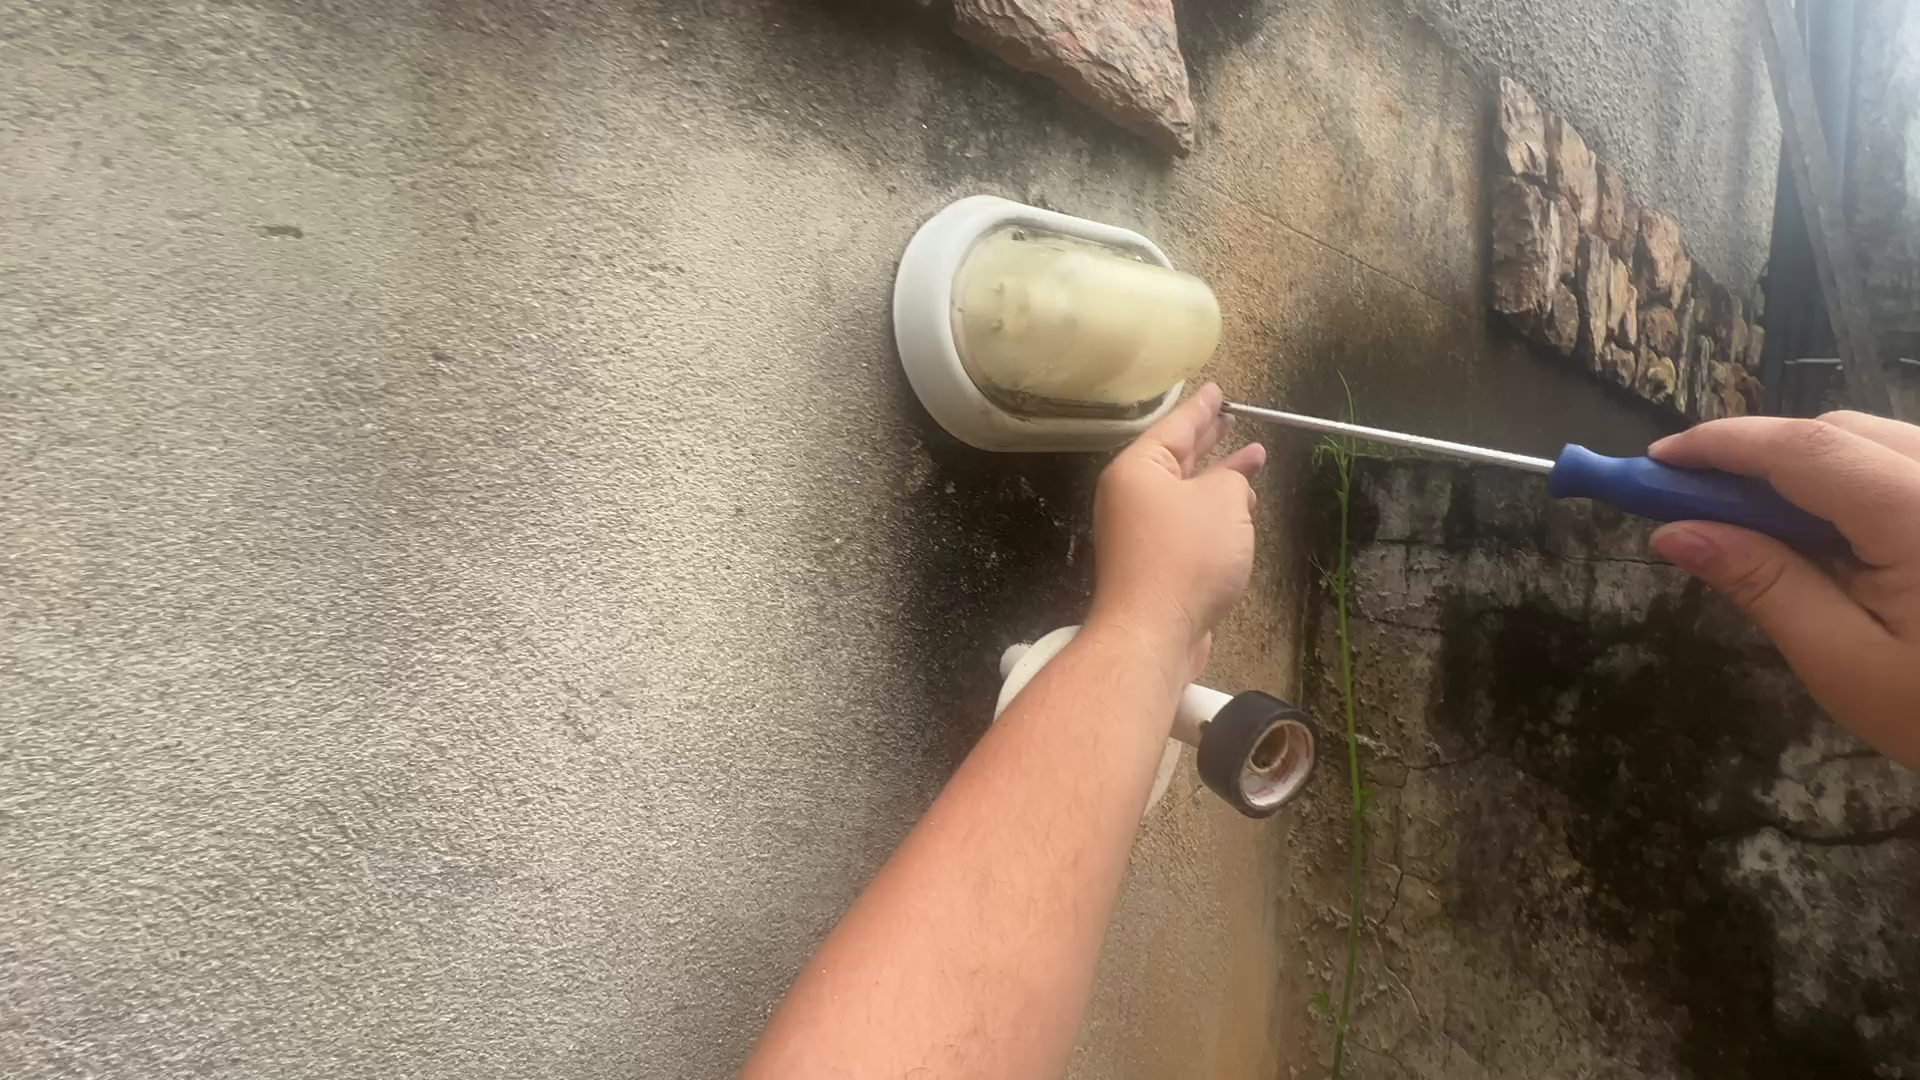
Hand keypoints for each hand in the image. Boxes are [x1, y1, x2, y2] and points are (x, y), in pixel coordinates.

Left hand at [1087, 383, 1265, 683]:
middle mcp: (1132, 496)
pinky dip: (1212, 512)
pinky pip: (1187, 523)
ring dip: (1216, 476)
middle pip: (1175, 457)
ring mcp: (1141, 531)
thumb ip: (1232, 479)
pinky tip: (1238, 507)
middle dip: (1206, 438)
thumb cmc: (1185, 556)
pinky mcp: (1154, 561)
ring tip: (1249, 456)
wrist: (1154, 631)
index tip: (1218, 390)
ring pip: (1184, 492)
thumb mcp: (1221, 501)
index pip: (1174, 427)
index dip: (1201, 408)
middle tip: (1229, 417)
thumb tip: (1233, 481)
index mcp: (1137, 470)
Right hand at [1647, 411, 1919, 768]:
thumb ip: (1762, 584)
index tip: (1656, 459)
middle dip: (1759, 453)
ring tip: (1765, 524)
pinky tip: (1840, 534)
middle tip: (1699, 501)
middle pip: (1847, 431)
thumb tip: (1674, 532)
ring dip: (1807, 467)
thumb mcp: (1846, 663)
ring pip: (1888, 442)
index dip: (1721, 443)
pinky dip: (1857, 483)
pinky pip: (1918, 468)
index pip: (1806, 450)